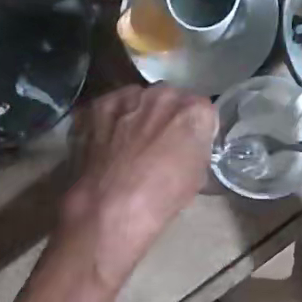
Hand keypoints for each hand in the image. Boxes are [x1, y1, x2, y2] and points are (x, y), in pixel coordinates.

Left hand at [60, 85, 217, 269]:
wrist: (111, 206)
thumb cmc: (160, 197)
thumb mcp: (197, 176)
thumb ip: (197, 148)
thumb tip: (188, 145)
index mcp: (195, 110)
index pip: (202, 112)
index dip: (195, 130)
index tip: (187, 145)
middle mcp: (163, 95)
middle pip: (170, 100)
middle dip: (166, 117)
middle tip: (157, 144)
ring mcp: (128, 96)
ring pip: (139, 100)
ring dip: (138, 115)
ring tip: (128, 145)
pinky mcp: (98, 104)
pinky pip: (111, 108)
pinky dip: (110, 121)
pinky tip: (106, 143)